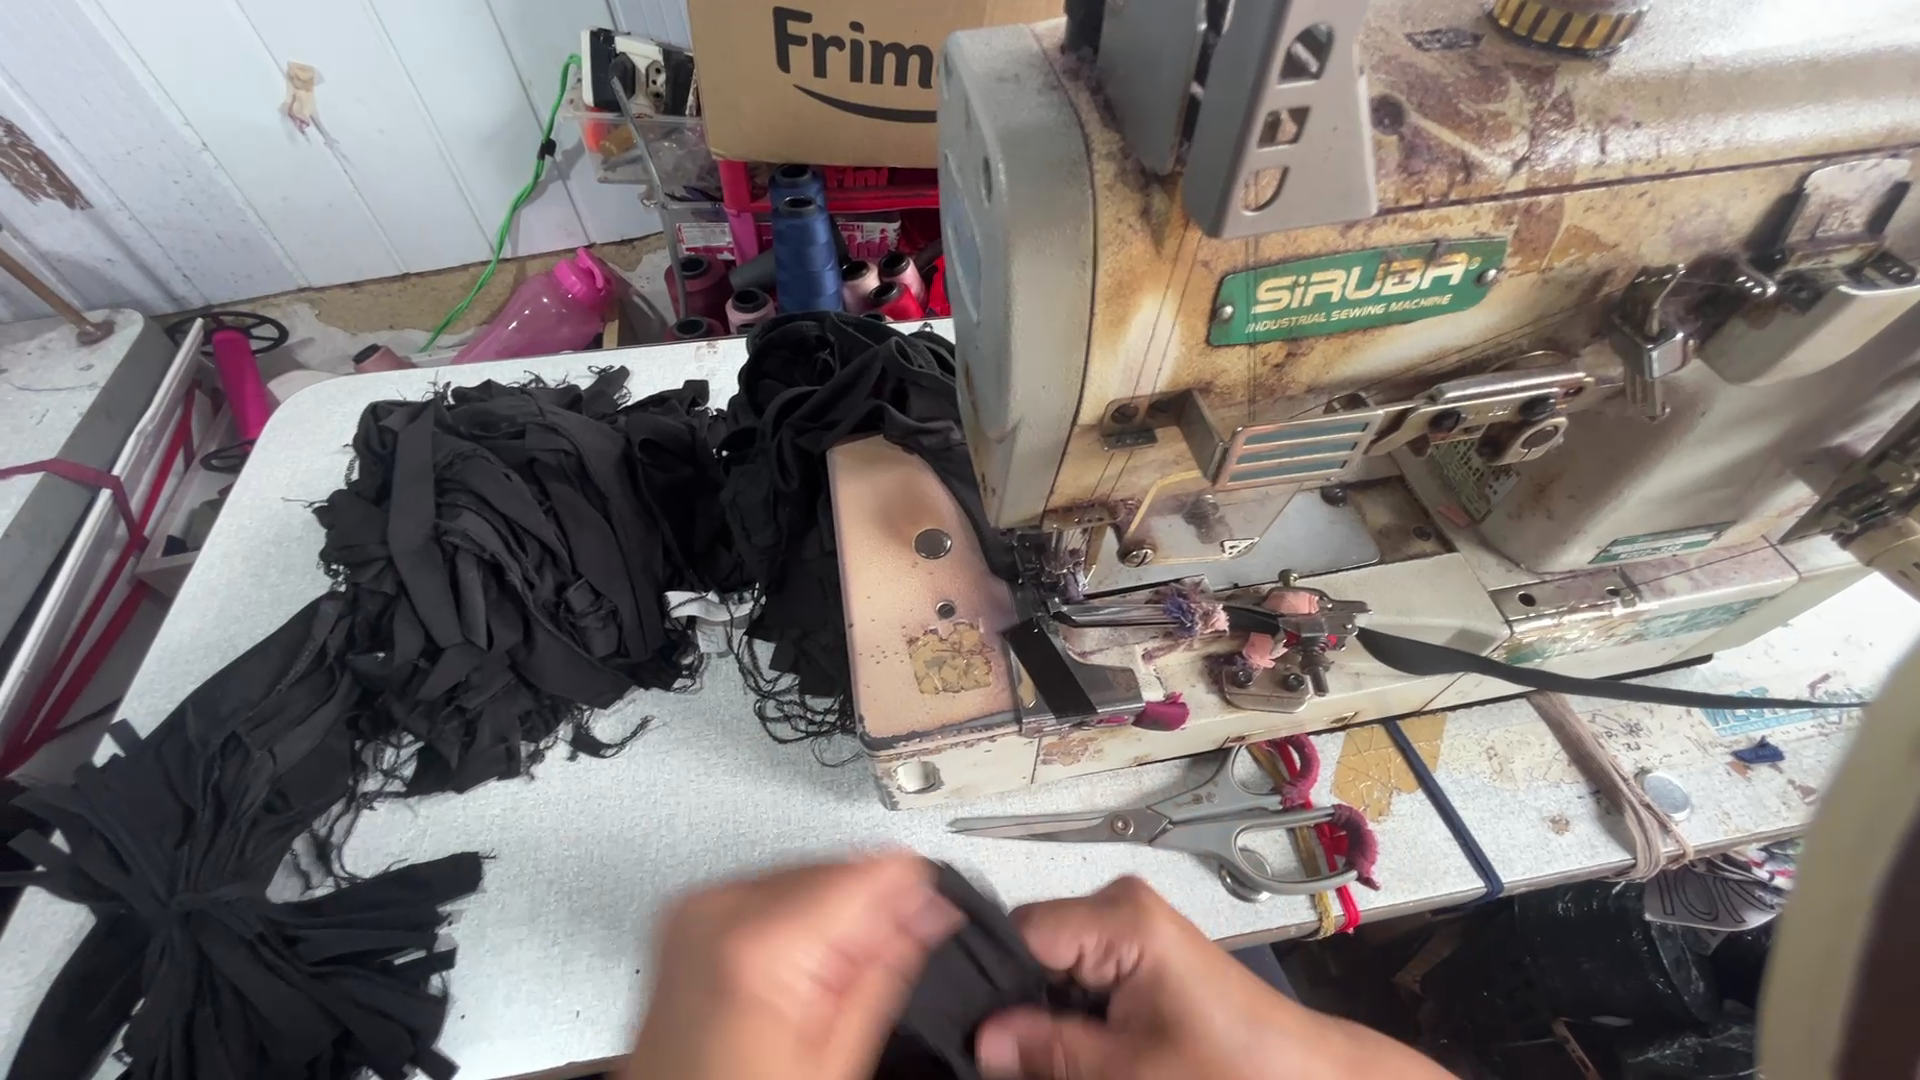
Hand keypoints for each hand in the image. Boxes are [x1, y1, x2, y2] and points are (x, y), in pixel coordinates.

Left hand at [625, 854, 963, 1079]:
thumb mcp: (832, 1057)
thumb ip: (886, 967)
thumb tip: (929, 908)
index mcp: (757, 942)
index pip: (863, 871)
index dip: (908, 892)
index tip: (929, 910)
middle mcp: (719, 907)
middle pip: (834, 871)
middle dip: (863, 913)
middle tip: (861, 978)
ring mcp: (698, 905)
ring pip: (805, 874)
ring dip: (829, 915)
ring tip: (817, 987)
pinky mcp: (691, 910)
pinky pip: (770, 887)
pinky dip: (794, 920)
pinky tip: (792, 971)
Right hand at [974, 878, 1451, 1079]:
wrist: (1305, 1078)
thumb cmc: (1226, 1072)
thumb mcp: (1131, 1072)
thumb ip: (1049, 1050)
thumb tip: (978, 1039)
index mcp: (1119, 915)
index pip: (1024, 931)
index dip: (993, 982)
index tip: (970, 1034)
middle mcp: (1117, 901)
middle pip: (1035, 943)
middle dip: (1019, 1001)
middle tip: (1006, 1057)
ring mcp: (1128, 920)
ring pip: (1053, 960)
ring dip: (1044, 1009)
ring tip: (1038, 1056)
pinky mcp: (1137, 943)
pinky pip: (1079, 968)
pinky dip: (1070, 1008)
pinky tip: (1075, 1045)